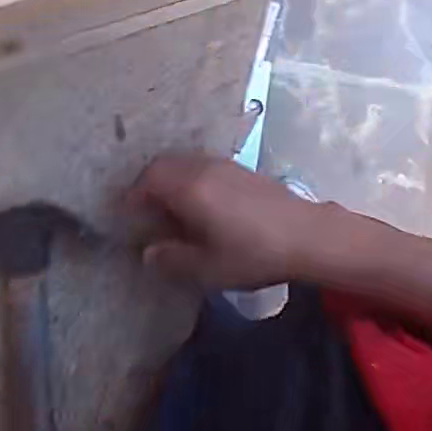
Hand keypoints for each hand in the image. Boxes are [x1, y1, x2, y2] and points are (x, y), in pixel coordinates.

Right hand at [127, 152, 331, 288]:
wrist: (306, 234)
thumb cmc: (253, 253)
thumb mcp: (207, 268)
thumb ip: (172, 259)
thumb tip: (148, 252)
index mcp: (191, 187)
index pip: (149, 178)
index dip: (132, 196)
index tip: (126, 217)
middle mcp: (205, 167)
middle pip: (165, 164)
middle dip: (149, 185)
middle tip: (145, 214)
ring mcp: (227, 164)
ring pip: (186, 162)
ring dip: (171, 180)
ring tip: (170, 211)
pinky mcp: (243, 169)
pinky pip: (204, 165)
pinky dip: (191, 179)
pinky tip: (200, 206)